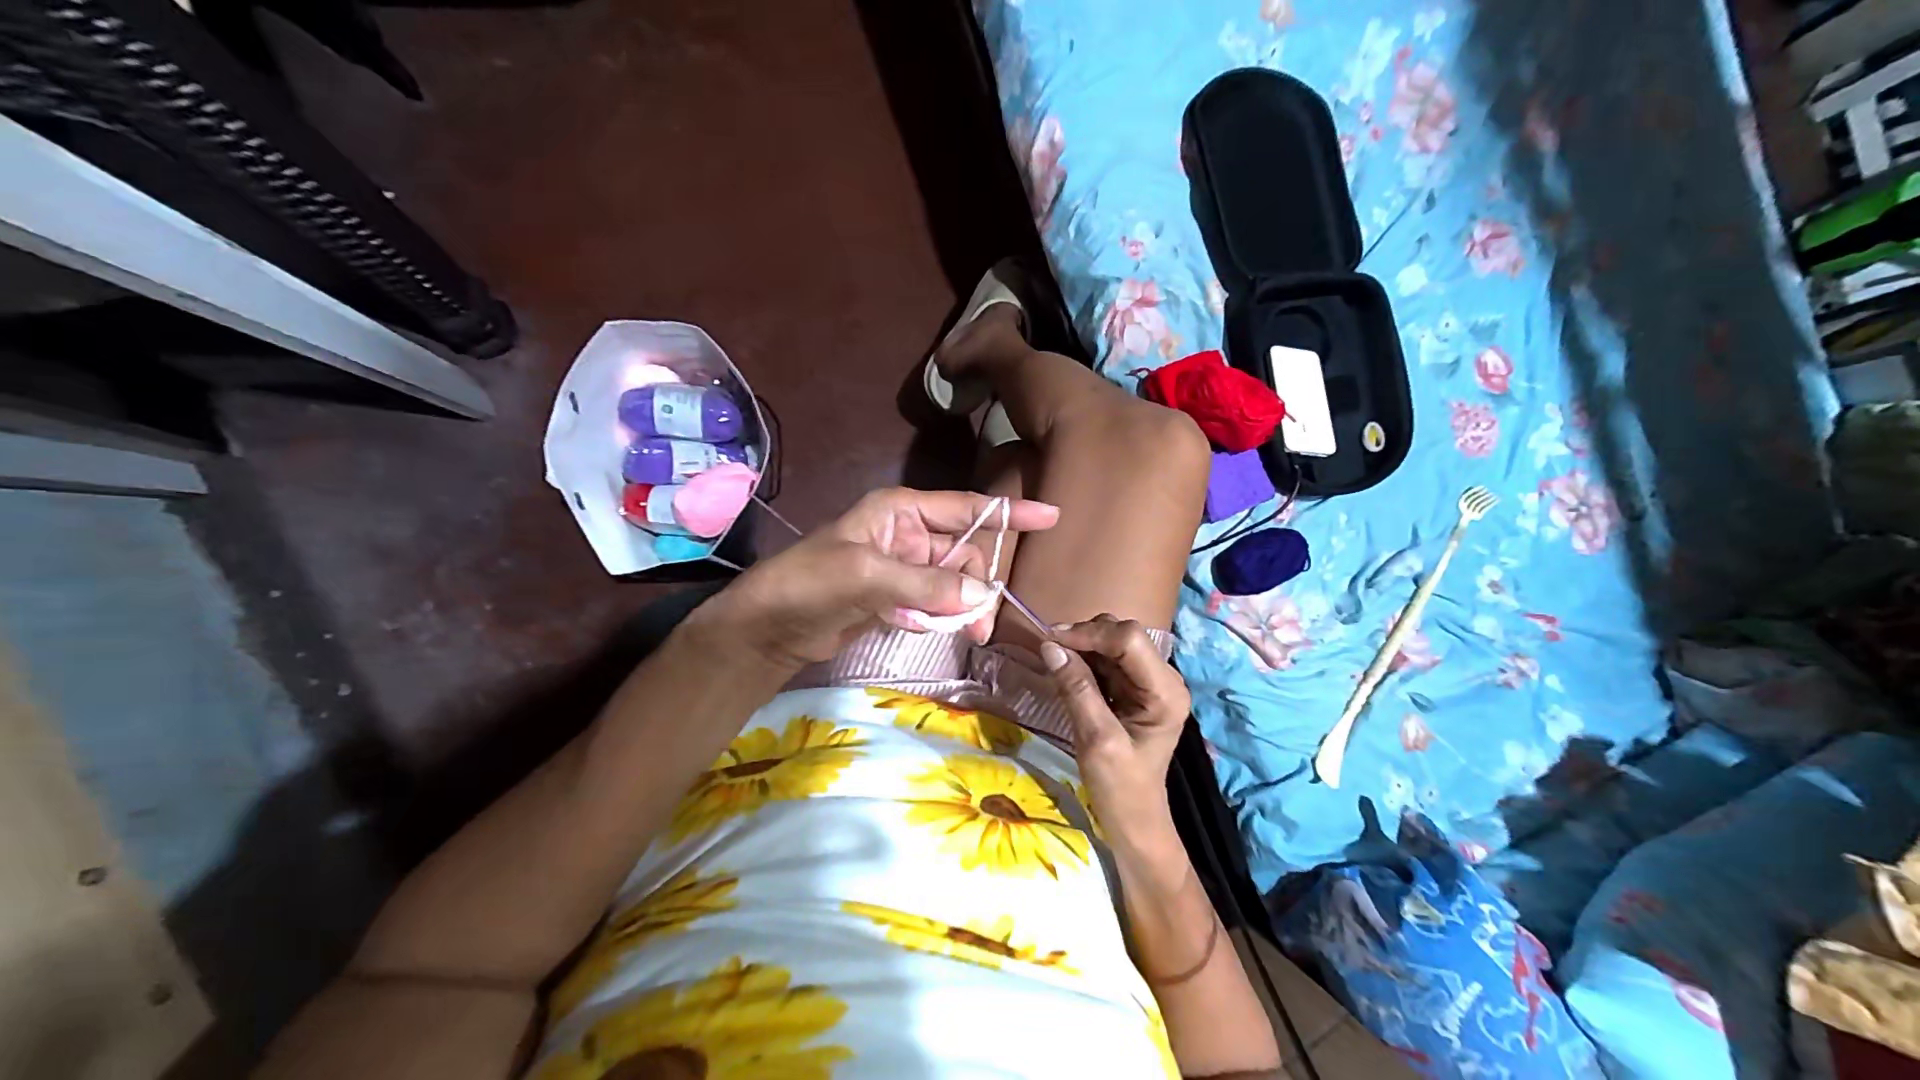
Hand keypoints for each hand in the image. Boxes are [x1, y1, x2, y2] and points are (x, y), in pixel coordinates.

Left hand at [690, 488, 1057, 670]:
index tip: (1051, 516)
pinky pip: (937, 602)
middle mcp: (908, 534)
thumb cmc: (810, 583)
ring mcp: (903, 567)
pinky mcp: (897, 597)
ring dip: (961, 605)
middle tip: (979, 621)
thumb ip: (927, 582)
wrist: (769, 627)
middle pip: (967, 552)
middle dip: (977, 582)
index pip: (967, 507)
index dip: (1009, 512)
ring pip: (955, 582)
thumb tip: (982, 594)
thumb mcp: (868, 575)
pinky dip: (940, 616)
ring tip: (962, 632)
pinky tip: (922, 627)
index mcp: (901, 511)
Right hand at [1041, 616, 1190, 845]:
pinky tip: (1066, 669)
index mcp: (1166, 691)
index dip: (1090, 634)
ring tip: (1055, 659)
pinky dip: (1083, 658)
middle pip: (1123, 634)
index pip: (1130, 639)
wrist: (1132, 819)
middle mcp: (1163, 679)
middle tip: (1050, 651)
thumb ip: (1077, 689)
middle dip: (1086, 637)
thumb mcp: (1096, 739)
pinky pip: (1106, 659)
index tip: (1052, 641)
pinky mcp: (1132, 689)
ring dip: (1082, 646)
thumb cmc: (1120, 786)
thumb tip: (1050, 646)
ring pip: (1112, 643)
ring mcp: (1148, 683)